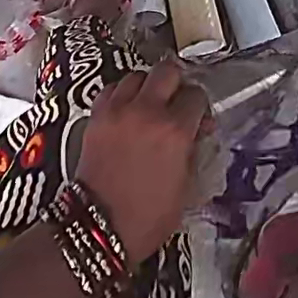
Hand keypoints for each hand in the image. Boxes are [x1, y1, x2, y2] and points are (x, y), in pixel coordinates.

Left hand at [77, 58, 208, 262]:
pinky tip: (127, 110)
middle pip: (167, 71)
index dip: (200, 107)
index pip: (196, 96)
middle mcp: (147, 111)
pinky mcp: (96, 115)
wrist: (100, 225)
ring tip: (149, 105)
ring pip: (137, 76)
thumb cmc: (149, 215)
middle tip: (176, 101)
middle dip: (177, 83)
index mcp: (175, 130)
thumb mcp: (186, 186)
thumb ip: (193, 150)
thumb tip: (196, 131)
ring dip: (147, 87)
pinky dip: (122, 94)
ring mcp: (118, 110)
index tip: (198, 119)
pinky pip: (112, 89)